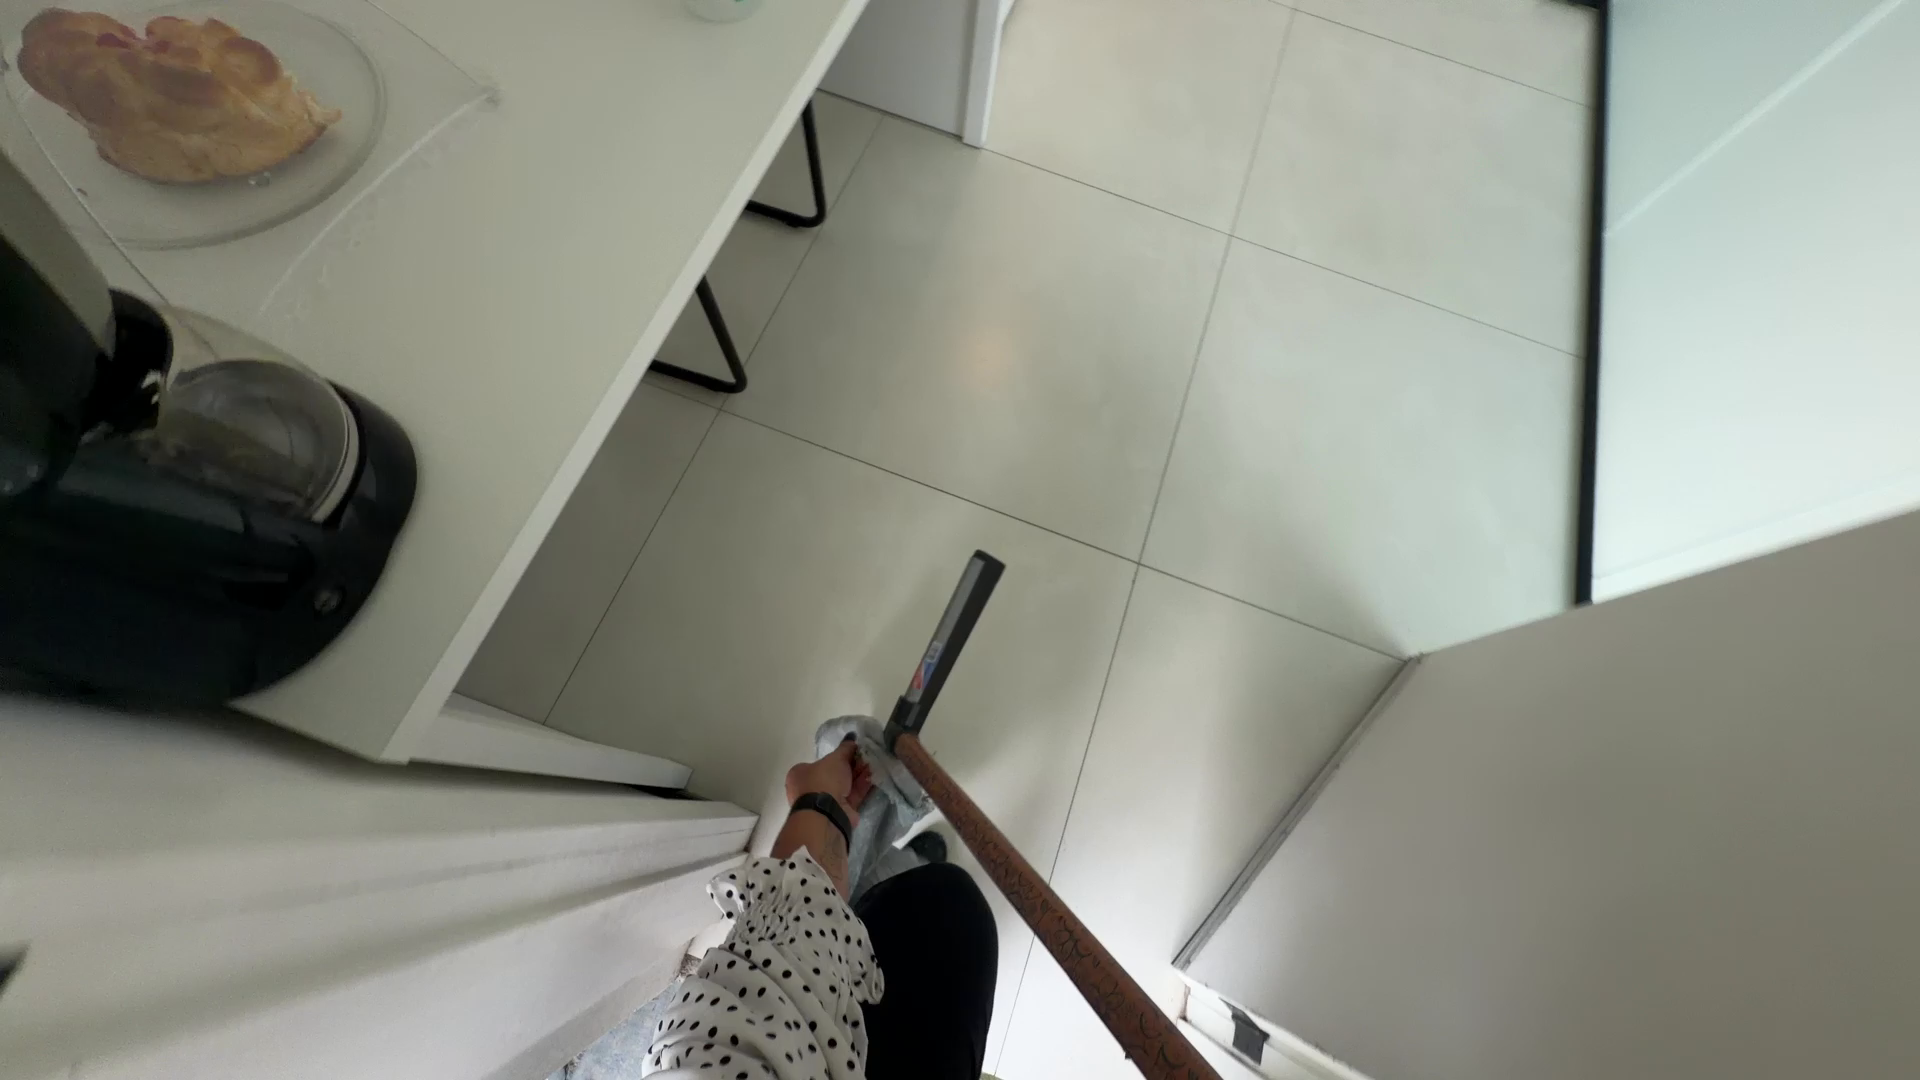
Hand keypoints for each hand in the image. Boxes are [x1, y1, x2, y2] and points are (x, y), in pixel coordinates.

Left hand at [785, 739, 873, 827]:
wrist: (826, 814)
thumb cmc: (823, 780)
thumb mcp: (835, 758)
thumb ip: (845, 748)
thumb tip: (852, 737)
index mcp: (800, 774)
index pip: (819, 762)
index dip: (836, 756)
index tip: (852, 750)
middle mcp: (809, 789)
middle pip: (834, 773)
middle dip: (852, 764)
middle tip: (867, 755)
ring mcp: (825, 802)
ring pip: (845, 784)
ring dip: (860, 774)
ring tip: (875, 763)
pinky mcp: (840, 811)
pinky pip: (853, 795)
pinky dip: (863, 786)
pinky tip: (875, 775)